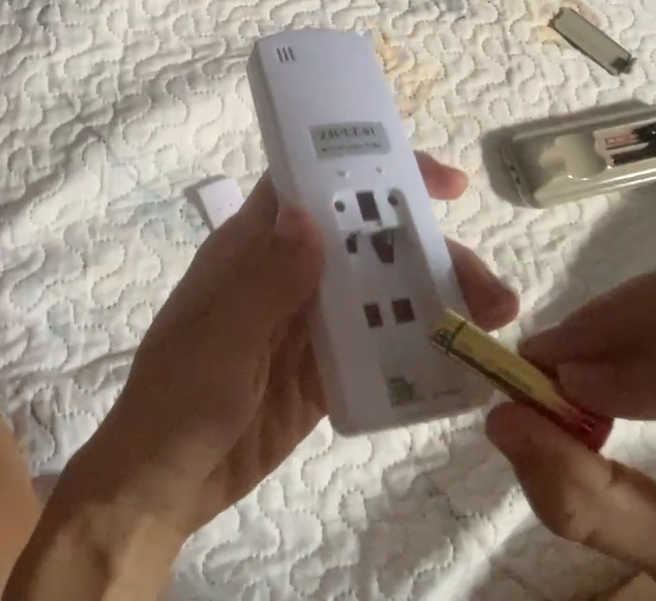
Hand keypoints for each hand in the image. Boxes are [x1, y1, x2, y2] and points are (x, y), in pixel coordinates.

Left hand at [58, 153, 517, 532]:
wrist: (162, 485)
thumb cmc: (175, 402)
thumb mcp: (217, 342)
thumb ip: (263, 283)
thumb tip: (310, 216)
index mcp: (252, 249)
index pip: (315, 186)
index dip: (374, 171)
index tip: (441, 182)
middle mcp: (287, 274)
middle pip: (367, 240)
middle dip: (430, 249)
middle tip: (488, 285)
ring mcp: (309, 323)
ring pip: (382, 290)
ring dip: (436, 297)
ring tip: (493, 322)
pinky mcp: (325, 370)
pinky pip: (380, 346)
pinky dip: (420, 346)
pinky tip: (462, 359)